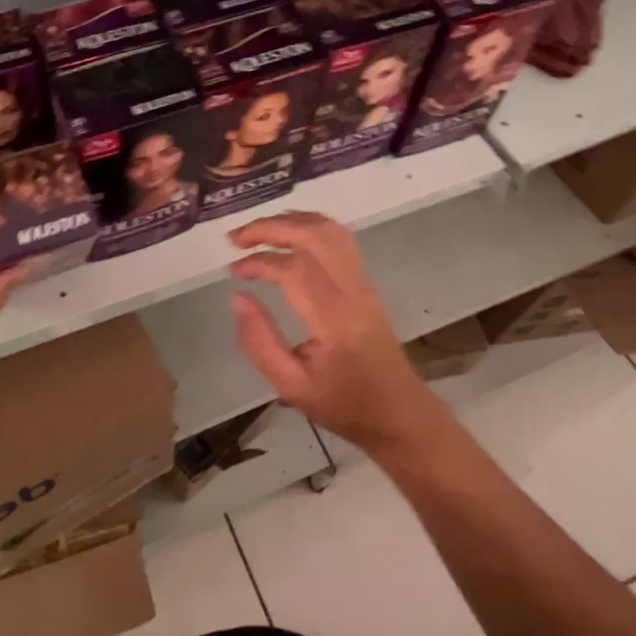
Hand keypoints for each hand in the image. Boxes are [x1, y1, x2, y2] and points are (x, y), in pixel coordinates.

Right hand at [228, 211, 437, 452]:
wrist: (400, 414)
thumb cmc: (344, 405)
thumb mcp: (292, 387)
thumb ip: (260, 342)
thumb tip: (238, 298)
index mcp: (335, 320)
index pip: (295, 270)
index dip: (259, 262)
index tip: (234, 271)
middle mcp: (354, 292)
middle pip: (314, 235)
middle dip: (271, 227)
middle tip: (237, 238)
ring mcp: (364, 284)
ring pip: (331, 230)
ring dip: (291, 221)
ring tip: (258, 232)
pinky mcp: (367, 283)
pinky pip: (340, 240)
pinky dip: (309, 227)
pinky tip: (288, 237)